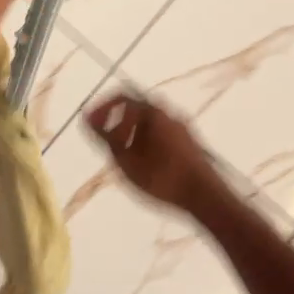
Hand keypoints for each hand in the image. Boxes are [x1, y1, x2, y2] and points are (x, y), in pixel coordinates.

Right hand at [85, 92, 220, 214]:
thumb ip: (104, 136)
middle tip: (107, 143)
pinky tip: (145, 165)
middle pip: (136, 109)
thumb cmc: (162, 176)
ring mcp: (182, 128)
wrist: (206, 197)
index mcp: (152, 111)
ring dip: (133, 136)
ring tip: (124, 158)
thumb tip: (87, 116)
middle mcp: (168, 113)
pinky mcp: (191, 145)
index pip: (121, 97)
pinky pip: (162, 135)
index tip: (90, 123)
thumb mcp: (126, 159)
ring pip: (150, 124)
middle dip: (118, 123)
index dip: (102, 107)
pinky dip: (147, 144)